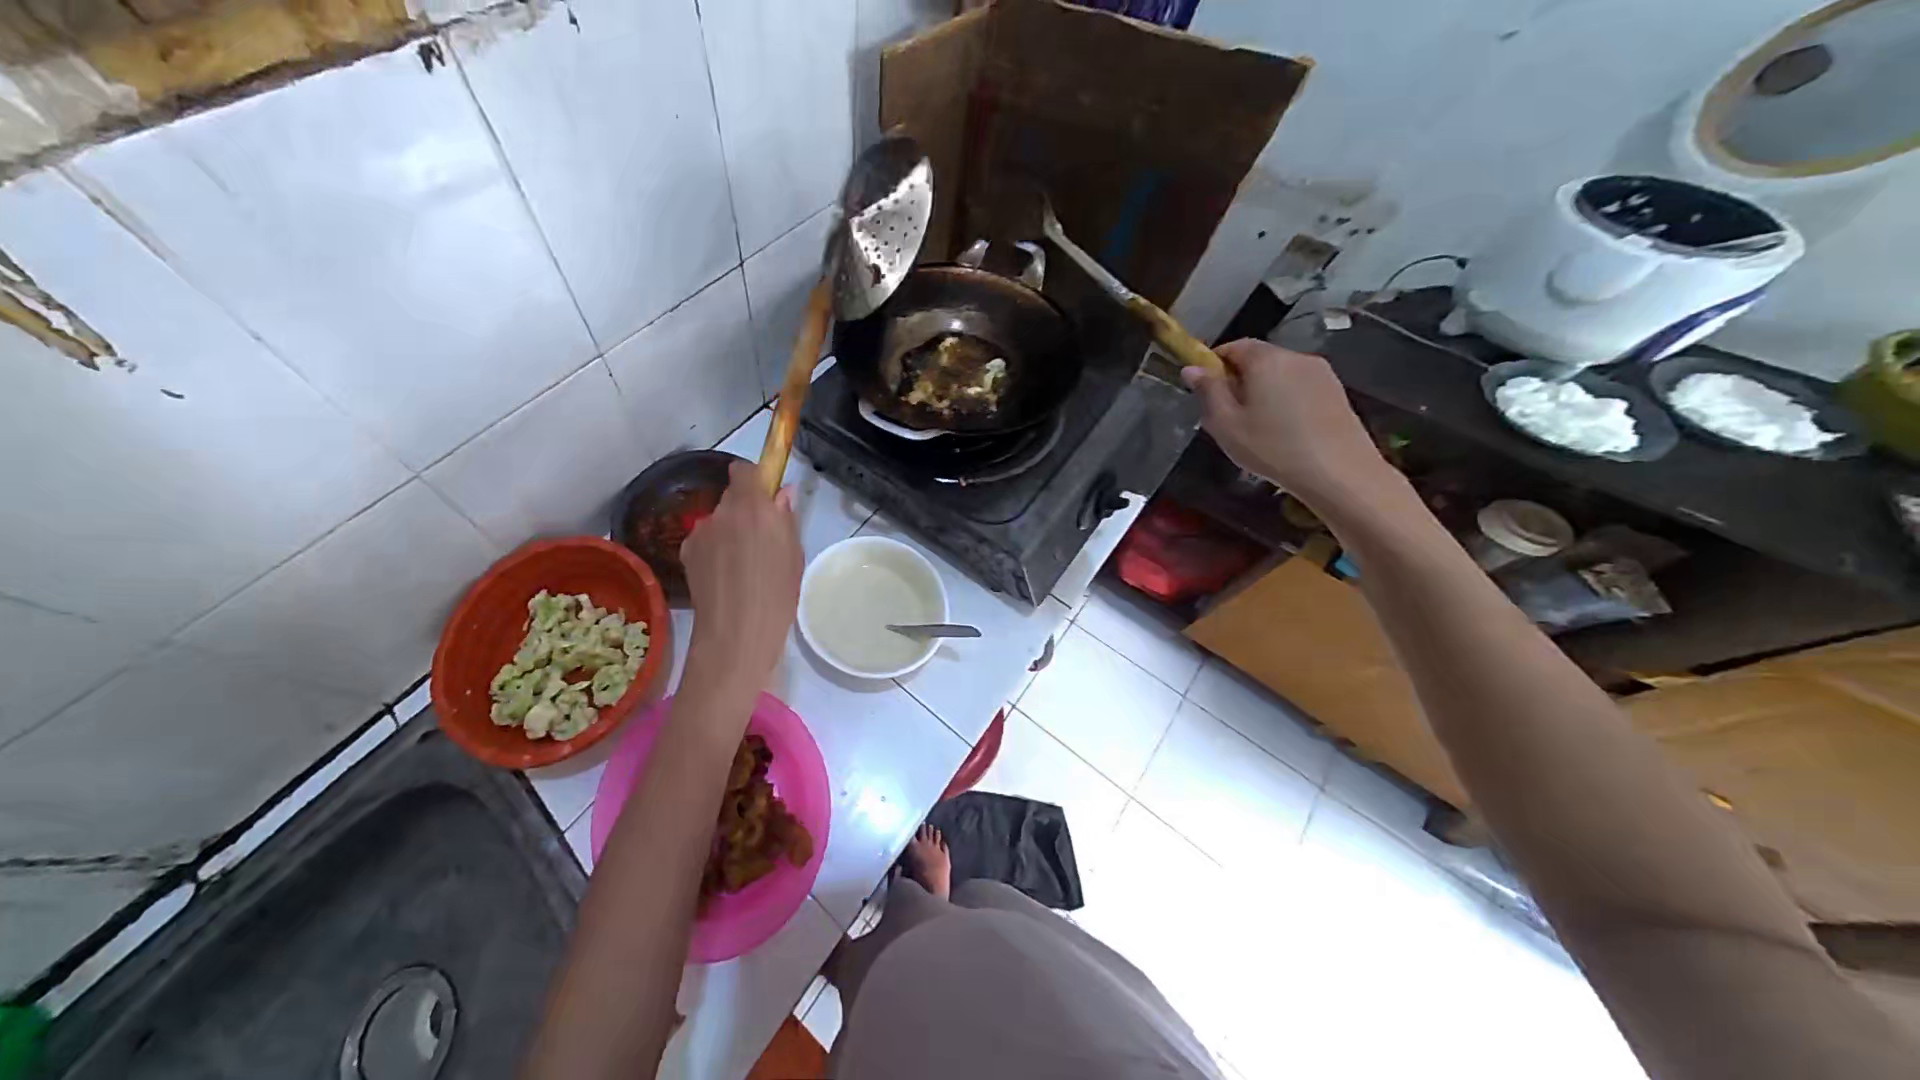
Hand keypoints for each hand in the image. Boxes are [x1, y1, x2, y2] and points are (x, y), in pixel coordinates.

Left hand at [679, 461, 802, 691]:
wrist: (736, 633)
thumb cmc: (777, 594)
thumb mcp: (794, 554)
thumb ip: (785, 518)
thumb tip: (782, 493)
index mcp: (752, 507)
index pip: (744, 470)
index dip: (755, 479)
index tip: (767, 497)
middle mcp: (721, 512)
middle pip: (731, 498)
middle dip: (745, 511)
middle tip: (762, 541)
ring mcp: (700, 533)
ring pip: (718, 522)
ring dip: (729, 533)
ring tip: (744, 566)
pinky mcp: (686, 553)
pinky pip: (705, 541)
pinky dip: (715, 551)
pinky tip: (726, 577)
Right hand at [1183, 339, 1393, 507]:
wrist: (1339, 473)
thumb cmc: (1273, 448)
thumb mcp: (1226, 425)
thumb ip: (1208, 392)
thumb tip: (1192, 368)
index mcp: (1265, 360)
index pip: (1234, 345)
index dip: (1215, 363)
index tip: (1206, 389)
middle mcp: (1295, 357)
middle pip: (1259, 359)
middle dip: (1240, 379)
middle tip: (1229, 415)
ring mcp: (1321, 373)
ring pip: (1280, 374)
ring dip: (1264, 391)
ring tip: (1258, 428)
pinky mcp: (1336, 391)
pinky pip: (1300, 388)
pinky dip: (1286, 401)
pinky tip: (1285, 432)